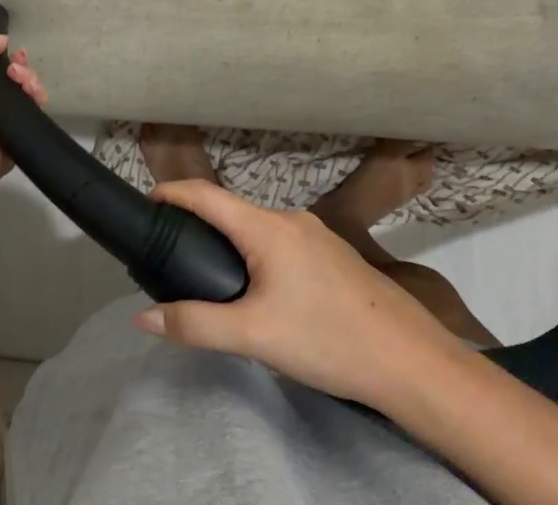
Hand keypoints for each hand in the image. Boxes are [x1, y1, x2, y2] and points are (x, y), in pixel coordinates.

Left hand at [0, 33, 48, 178]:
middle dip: (19, 66)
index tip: (10, 50)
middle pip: (6, 72)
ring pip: (22, 88)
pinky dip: (38, 100)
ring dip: (30, 81)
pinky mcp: (13, 129)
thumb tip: (0, 41)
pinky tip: (38, 99)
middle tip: (18, 73)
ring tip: (29, 87)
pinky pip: (31, 108)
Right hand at [131, 180, 461, 408]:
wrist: (416, 365)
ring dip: (230, 244)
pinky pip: (281, 245)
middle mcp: (292, 221)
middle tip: (170, 251)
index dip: (170, 192)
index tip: (144, 203)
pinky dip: (257, 257)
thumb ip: (195, 324)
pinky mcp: (336, 258)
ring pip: (258, 231)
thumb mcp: (253, 336)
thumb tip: (142, 317)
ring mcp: (318, 238)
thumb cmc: (329, 340)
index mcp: (267, 229)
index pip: (205, 195)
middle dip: (197, 224)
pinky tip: (258, 292)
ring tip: (208, 275)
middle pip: (231, 212)